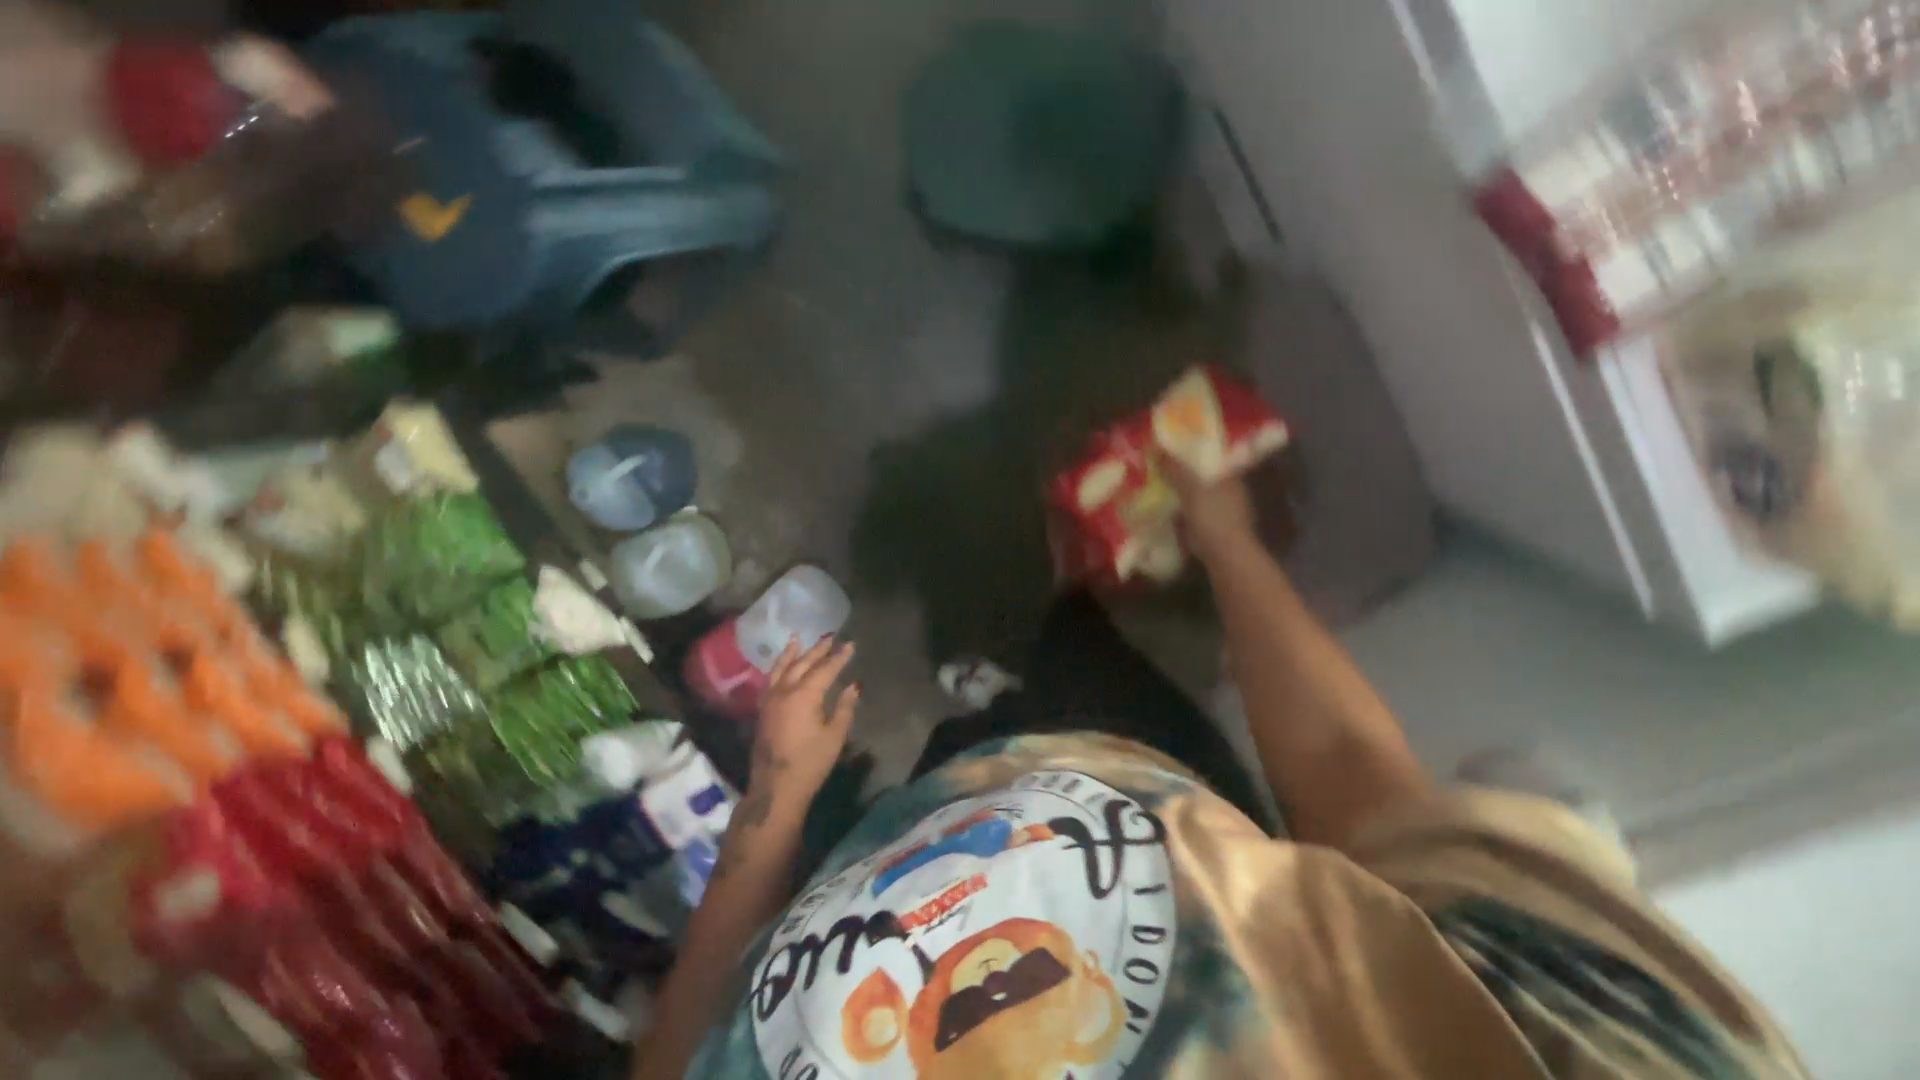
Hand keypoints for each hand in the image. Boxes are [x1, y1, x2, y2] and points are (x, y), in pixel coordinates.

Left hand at [750, 637, 859, 810]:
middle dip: (817, 650)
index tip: (850, 645)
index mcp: (805, 695)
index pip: (825, 669)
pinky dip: (777, 668)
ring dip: (791, 653)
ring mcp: (770, 700)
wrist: (775, 788)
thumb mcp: (835, 736)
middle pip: (802, 664)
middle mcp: (785, 691)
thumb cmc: (810, 763)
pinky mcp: (762, 710)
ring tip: (796, 639)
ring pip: (781, 669)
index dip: (839, 657)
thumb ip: (845, 708)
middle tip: (829, 637)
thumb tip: (854, 685)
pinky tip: (780, 668)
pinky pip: (770, 680)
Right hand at [1162, 456, 1256, 565]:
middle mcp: (1232, 494)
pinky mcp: (1217, 534)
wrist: (1226, 557)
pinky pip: (1195, 519)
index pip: (1212, 459)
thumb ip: (1176, 469)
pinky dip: (1182, 517)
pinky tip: (1167, 517)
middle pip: (1204, 479)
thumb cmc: (1213, 517)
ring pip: (1199, 500)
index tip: (1171, 451)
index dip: (1192, 454)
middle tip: (1159, 472)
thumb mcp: (1191, 489)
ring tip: (1158, 493)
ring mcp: (1226, 515)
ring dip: (1182, 498)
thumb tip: (1158, 449)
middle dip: (1184, 476)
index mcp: (1230, 478)